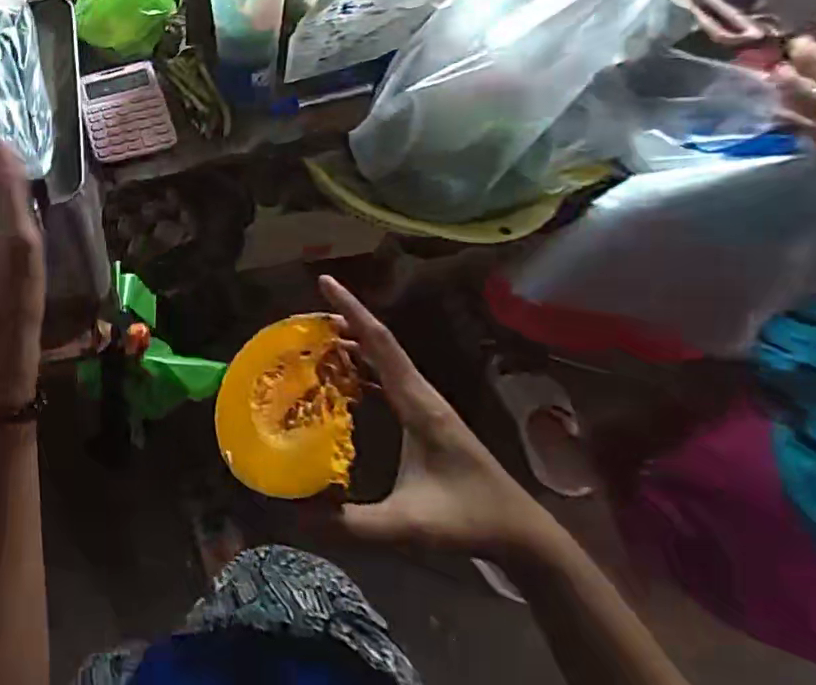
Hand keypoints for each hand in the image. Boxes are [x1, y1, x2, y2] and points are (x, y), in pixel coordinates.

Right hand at [312, 276, 556, 557]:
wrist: (522, 535)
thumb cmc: (469, 520)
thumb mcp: (408, 526)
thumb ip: (351, 524)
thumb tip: (292, 516)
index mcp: (419, 404)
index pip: (380, 343)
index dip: (352, 309)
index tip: (326, 281)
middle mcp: (422, 395)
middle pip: (379, 344)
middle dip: (344, 322)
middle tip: (304, 320)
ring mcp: (427, 405)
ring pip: (384, 360)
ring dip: (353, 345)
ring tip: (316, 343)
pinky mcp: (427, 419)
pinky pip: (389, 379)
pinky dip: (363, 369)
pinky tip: (344, 380)